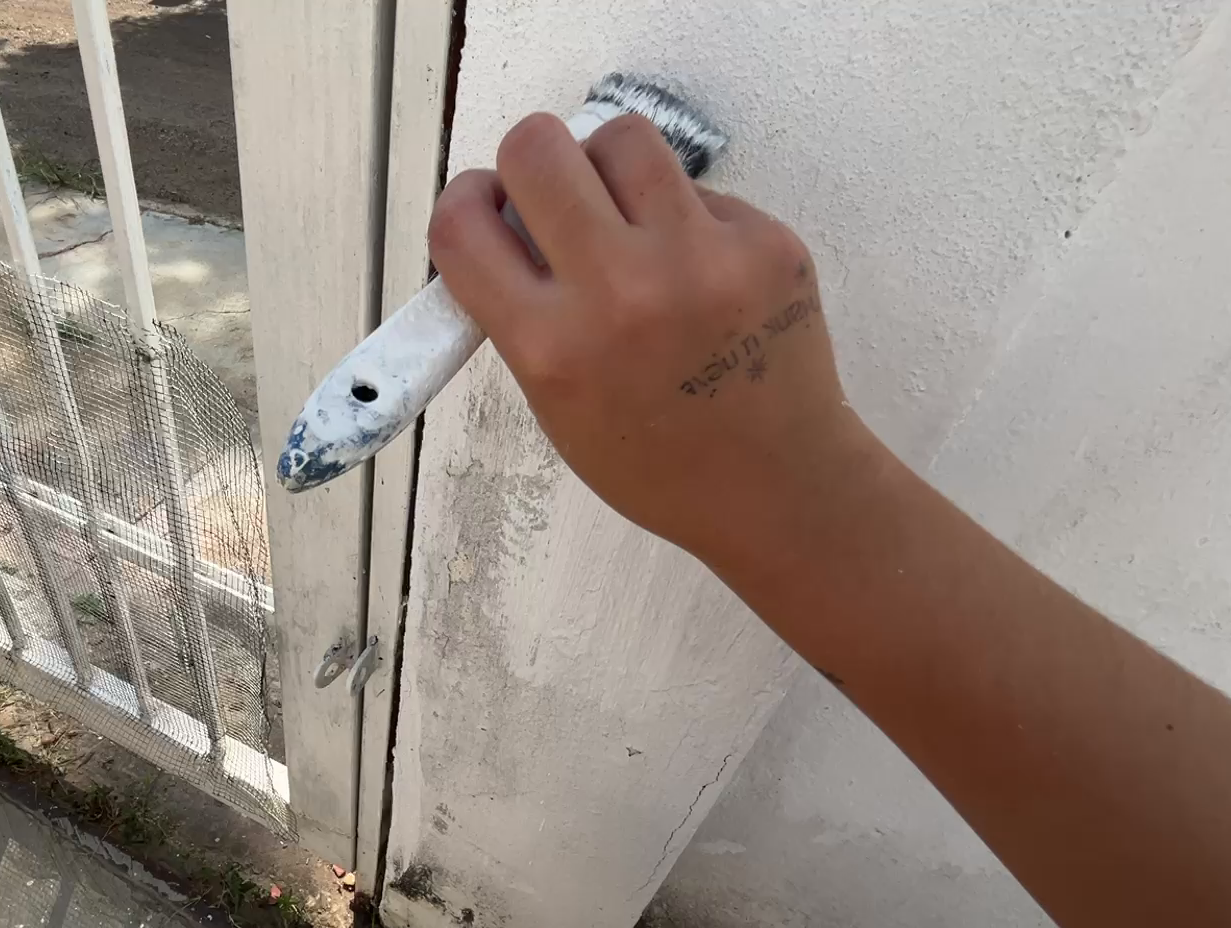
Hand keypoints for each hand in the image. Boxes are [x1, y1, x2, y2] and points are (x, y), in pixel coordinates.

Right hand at [428, 112, 866, 560]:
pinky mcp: (764, 241)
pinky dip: (676, 217)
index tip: (481, 208)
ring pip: (620, 136)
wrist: (769, 488)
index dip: (461, 203)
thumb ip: (522, 317)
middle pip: (535, 146)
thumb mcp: (555, 408)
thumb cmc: (649, 466)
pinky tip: (693, 272)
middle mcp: (619, 291)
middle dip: (527, 167)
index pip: (462, 228)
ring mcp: (701, 258)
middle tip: (548, 203)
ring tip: (622, 222)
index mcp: (551, 349)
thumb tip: (514, 229)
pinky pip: (694, 189)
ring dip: (602, 169)